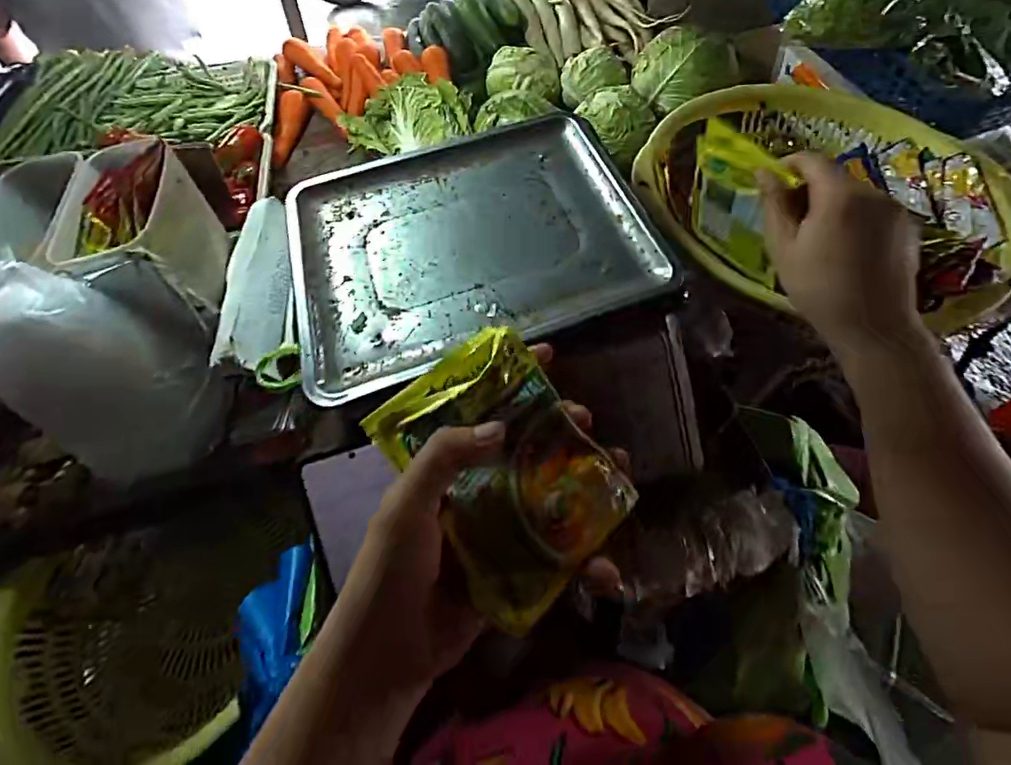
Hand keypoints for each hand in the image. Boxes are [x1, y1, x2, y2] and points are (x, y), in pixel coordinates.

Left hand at [324, 349, 623, 697]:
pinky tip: (607, 570)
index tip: (548, 356)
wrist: (390, 655)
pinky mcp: (514, 574)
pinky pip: (555, 560)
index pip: (479, 411)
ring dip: (585, 488)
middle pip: (524, 450)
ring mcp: (496, 533)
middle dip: (558, 431)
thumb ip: (445, 457)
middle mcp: (473, 491)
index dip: (511, 381)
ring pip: (548, 499)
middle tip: (586, 420)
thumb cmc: (390, 568)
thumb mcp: (407, 503)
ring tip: (620, 473)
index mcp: (443, 468)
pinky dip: (584, 564)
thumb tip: (502, 426)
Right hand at [760, 151, 923, 347]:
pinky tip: (844, 249)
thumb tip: (764, 173)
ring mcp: (895, 211)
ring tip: (817, 237)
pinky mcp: (907, 228)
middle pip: (835, 176)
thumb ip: (774, 203)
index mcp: (840, 196)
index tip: (774, 181)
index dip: (789, 163)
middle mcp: (873, 194)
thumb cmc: (819, 288)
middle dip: (810, 188)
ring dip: (832, 204)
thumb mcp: (783, 246)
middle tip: (791, 219)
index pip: (813, 160)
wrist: (875, 327)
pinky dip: (854, 217)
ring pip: (854, 194)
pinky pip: (872, 210)